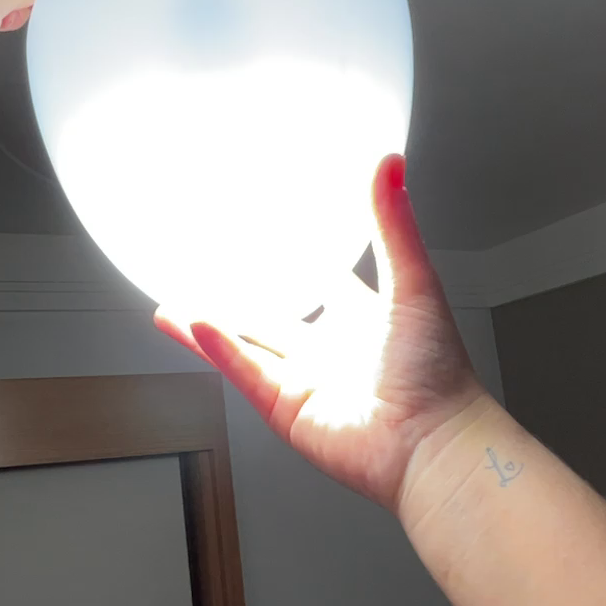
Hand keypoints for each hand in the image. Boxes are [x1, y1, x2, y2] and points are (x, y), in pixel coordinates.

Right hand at [157, 156, 492, 514]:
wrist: (431, 443)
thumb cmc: (435, 373)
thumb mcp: (413, 284)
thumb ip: (392, 227)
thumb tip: (390, 163)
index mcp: (360, 319)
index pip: (318, 282)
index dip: (293, 259)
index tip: (263, 234)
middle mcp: (329, 350)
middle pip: (269, 316)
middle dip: (233, 296)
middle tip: (199, 272)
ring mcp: (304, 381)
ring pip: (245, 345)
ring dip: (208, 325)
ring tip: (170, 306)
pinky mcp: (286, 409)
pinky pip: (245, 372)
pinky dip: (219, 350)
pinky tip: (194, 325)